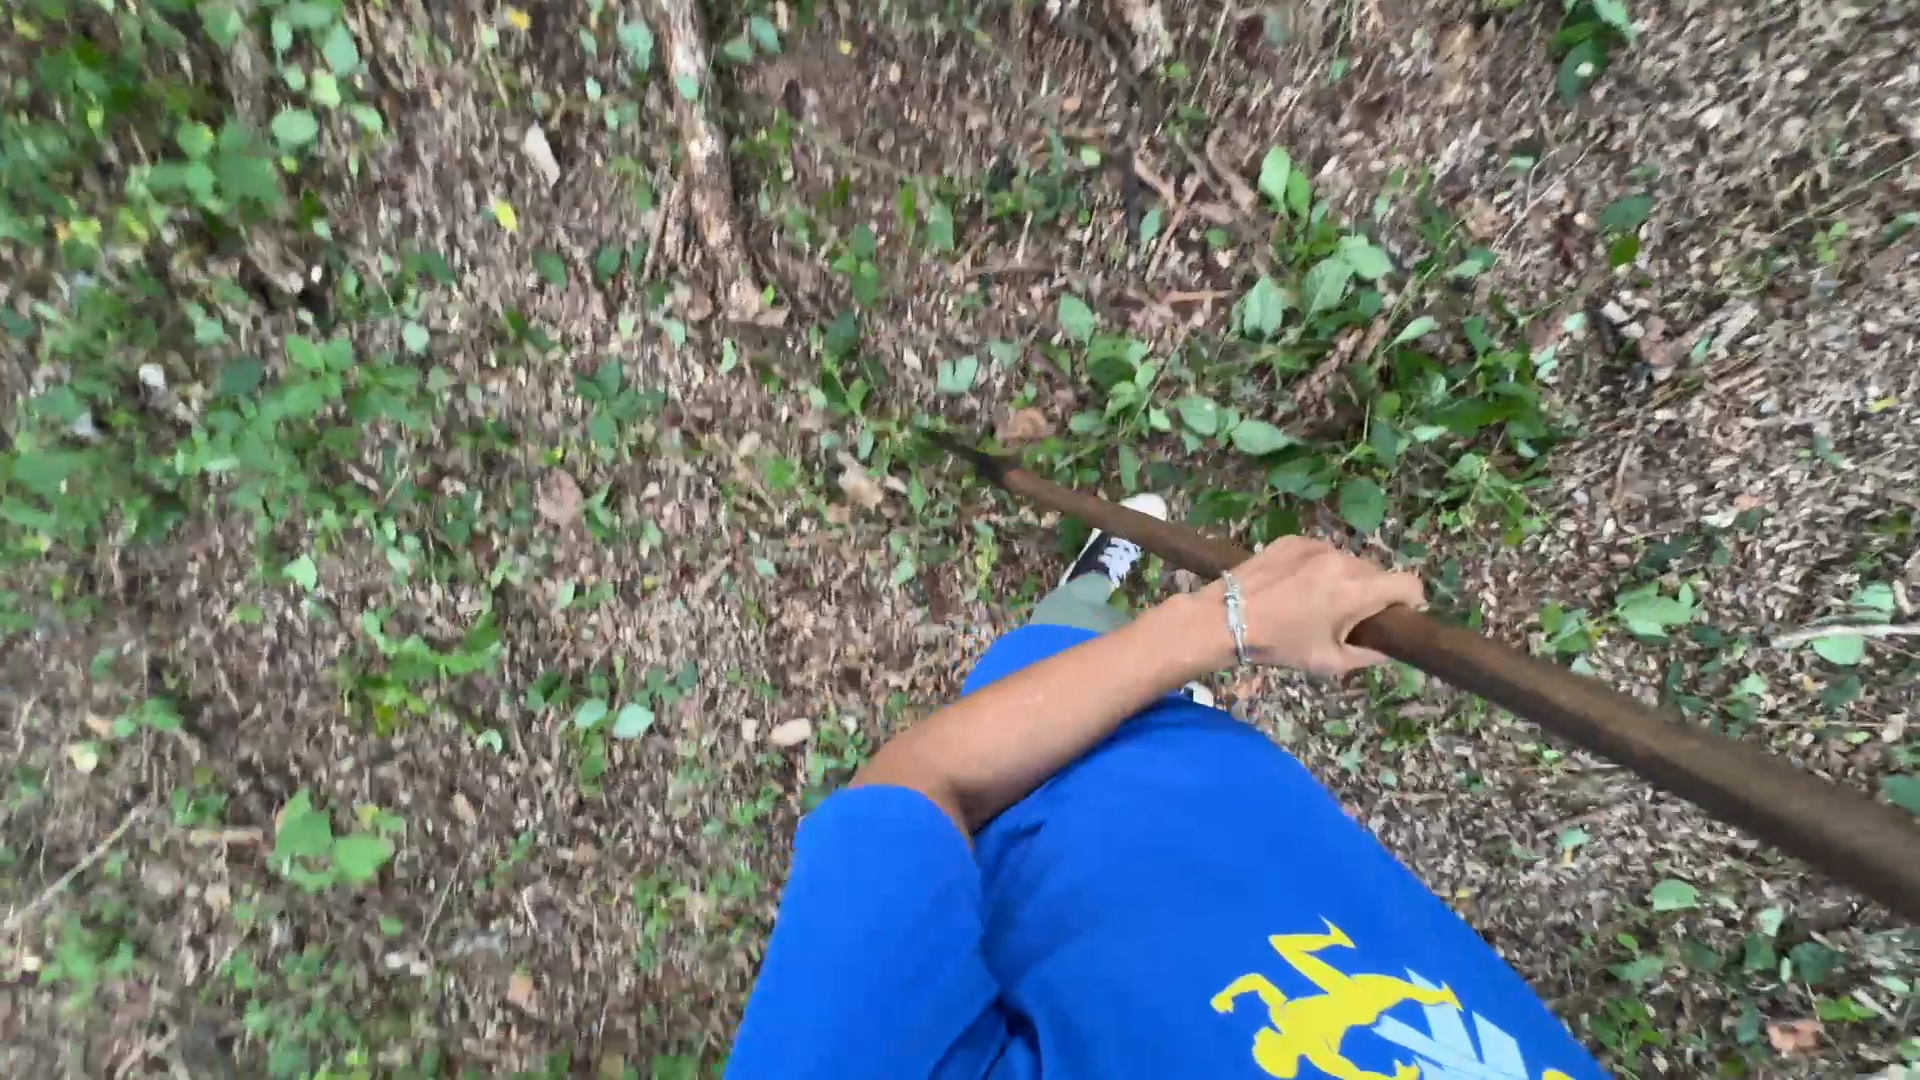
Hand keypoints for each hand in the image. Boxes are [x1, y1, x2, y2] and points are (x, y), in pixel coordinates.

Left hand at [1195, 537, 1423, 674]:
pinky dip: (1317, 567)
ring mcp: (1314, 546)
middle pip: (1376, 573)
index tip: (1392, 617)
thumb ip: (1370, 654)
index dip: (1408, 603)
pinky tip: (1295, 586)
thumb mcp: (1329, 661)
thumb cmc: (1278, 643)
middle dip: (1371, 594)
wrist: (1224, 618)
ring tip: (1314, 601)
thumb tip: (1390, 647)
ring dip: (1343, 579)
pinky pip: (1320, 552)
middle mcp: (1340, 560)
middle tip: (1345, 616)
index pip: (1409, 584)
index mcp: (1354, 589)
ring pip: (1348, 561)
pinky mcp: (1292, 540)